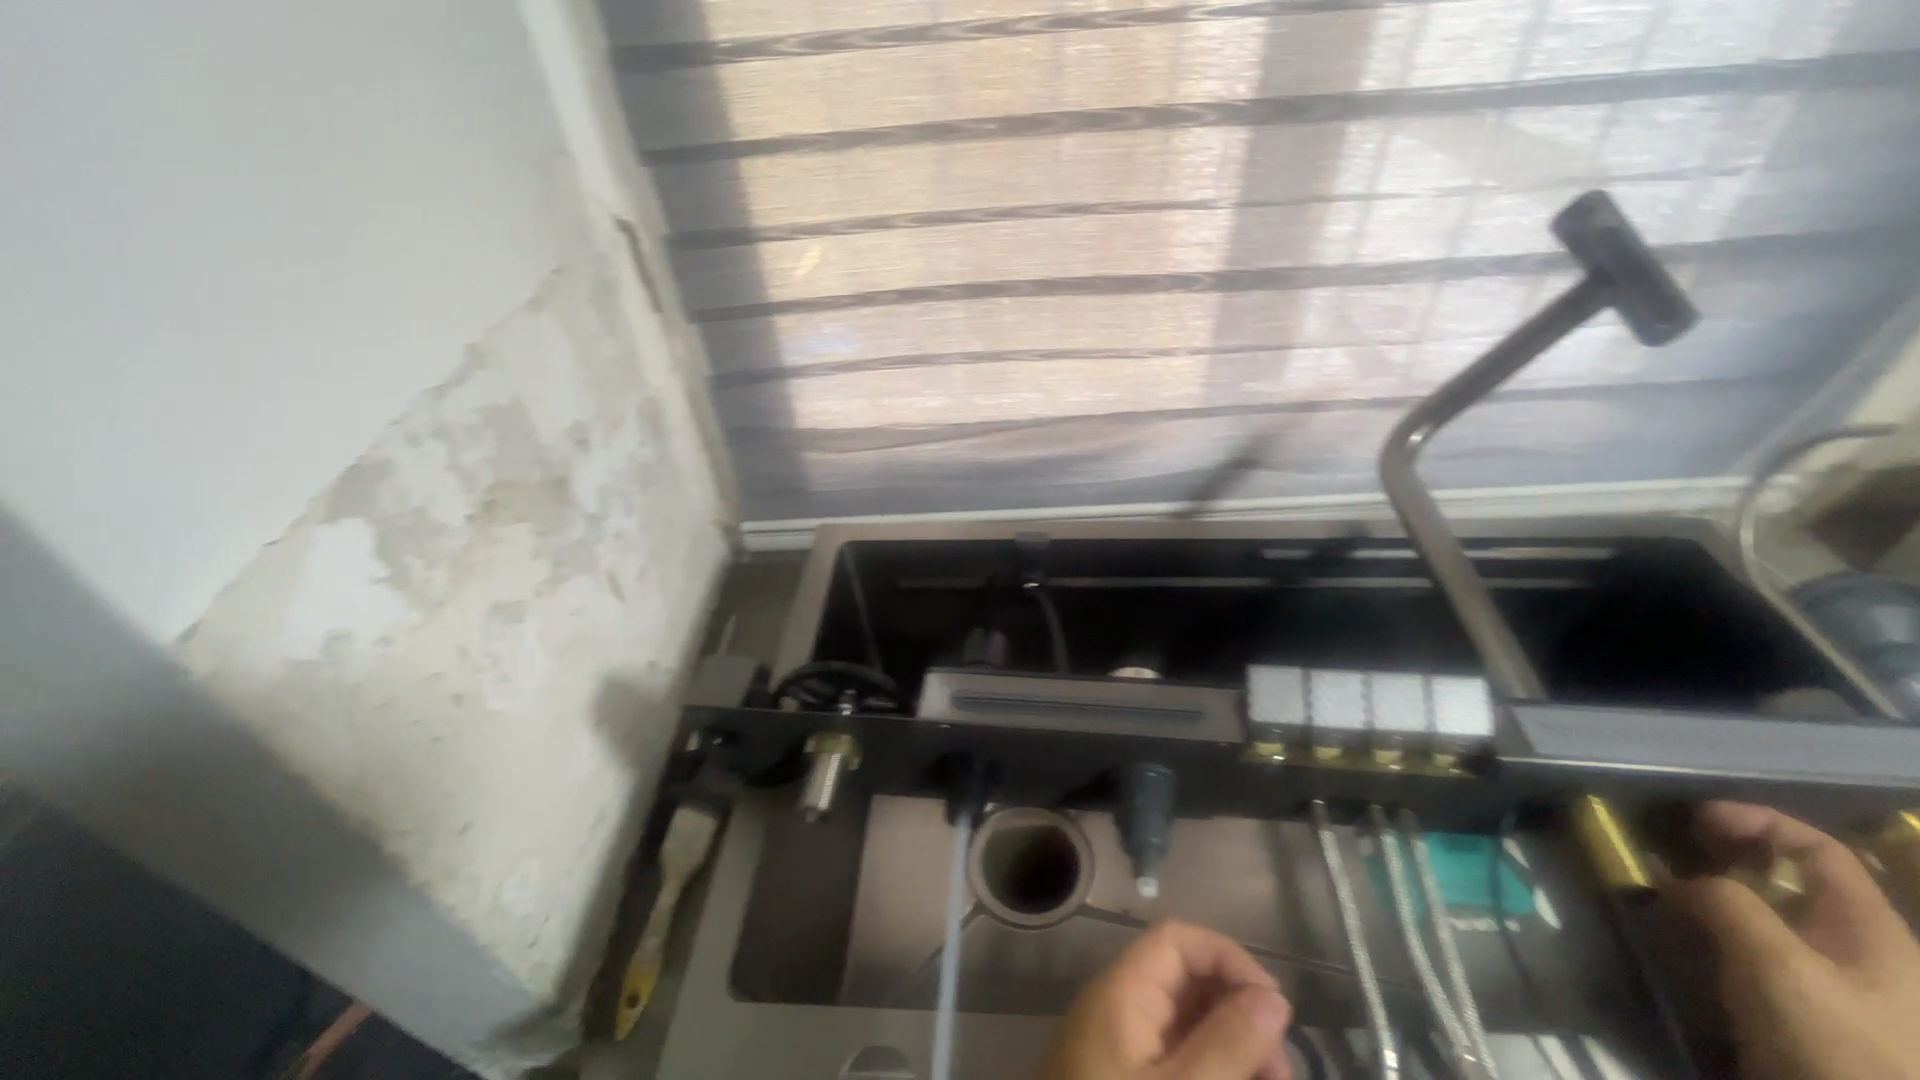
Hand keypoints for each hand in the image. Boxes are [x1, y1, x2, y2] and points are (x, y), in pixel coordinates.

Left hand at [1036, 919, 1292, 1079]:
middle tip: (1280, 1073)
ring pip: (1188, 1026)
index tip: (1274, 1008)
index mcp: (1121, 995)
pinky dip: (1210, 1071)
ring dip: (1233, 1052)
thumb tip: (1273, 996)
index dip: (1228, 959)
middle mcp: (1118, 1011)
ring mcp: (1119, 1049)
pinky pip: (1176, 1060)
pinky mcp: (1123, 1079)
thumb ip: (1227, 1042)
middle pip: (1187, 984)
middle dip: (1240, 1017)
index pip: (1177, 941)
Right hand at [1663, 801, 1919, 1079]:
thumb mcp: (1774, 965)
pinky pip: (1760, 958)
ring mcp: (1834, 988)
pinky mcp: (1805, 1018)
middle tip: (1677, 852)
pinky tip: (1688, 944)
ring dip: (1720, 899)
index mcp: (1871, 929)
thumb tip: (1680, 880)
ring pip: (1773, 921)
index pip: (1819, 850)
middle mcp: (1859, 951)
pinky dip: (1721, 938)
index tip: (1696, 818)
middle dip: (1733, 858)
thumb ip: (1726, 904)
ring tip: (1669, 894)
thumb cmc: (1831, 1044)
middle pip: (1795, 883)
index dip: (1758, 821)